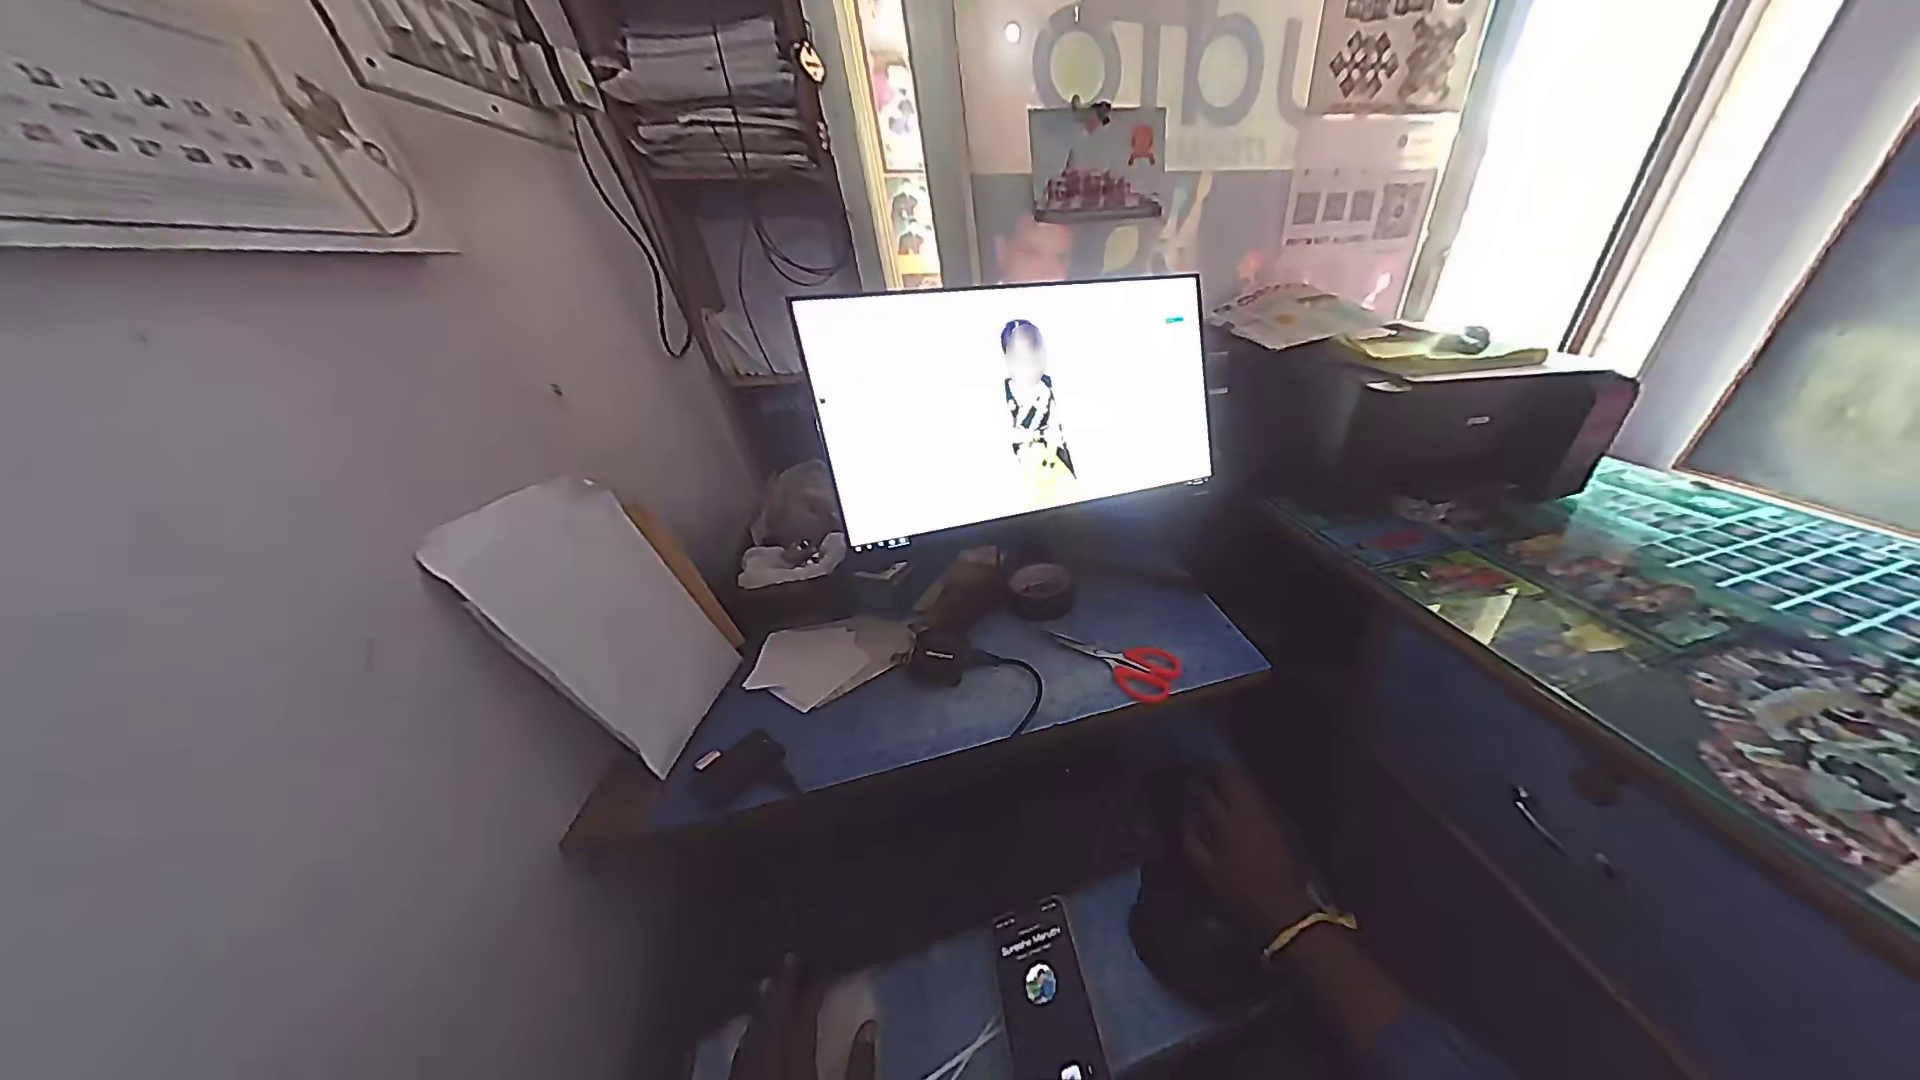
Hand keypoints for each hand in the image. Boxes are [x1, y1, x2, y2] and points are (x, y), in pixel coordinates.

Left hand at [728, 955, 874, 1079]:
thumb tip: (869, 1025)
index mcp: (796, 1068)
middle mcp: (766, 1070)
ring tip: (768, 985)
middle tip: (789, 957)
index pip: (803, 1021)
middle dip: (782, 988)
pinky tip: (748, 1032)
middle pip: (772, 1024)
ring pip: (750, 1041)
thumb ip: (860, 1067)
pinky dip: (745, 1040)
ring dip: (761, 1011)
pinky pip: (736, 1062)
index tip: (825, 970)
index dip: (813, 992)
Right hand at [1182, 764, 1314, 938]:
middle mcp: (1246, 810)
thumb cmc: (1240, 892)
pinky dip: (1242, 790)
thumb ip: (1191, 839)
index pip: (1203, 791)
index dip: (1191, 782)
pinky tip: (1234, 799)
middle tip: (1200, 770)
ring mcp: (1265, 813)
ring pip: (1245, 782)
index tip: (1183, 780)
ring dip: (1229, 777)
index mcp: (1225, 821)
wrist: (1284, 910)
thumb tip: (1185, 816)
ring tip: (1216, 780)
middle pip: (1229, 775)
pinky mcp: (1277, 821)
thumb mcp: (1206, 871)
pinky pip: (1255, 795)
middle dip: (1213, 769)